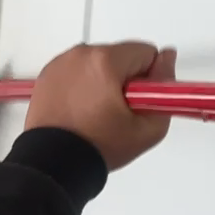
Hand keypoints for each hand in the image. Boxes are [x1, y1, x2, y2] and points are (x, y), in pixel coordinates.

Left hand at [24, 42, 178, 169]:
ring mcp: (59, 63)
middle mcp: (79, 54)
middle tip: (118, 111)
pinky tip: (81, 110)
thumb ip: (165, 86)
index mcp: (103, 60)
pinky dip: (82, 85)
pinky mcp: (47, 74)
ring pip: (98, 64)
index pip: (146, 52)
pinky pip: (76, 71)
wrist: (54, 162)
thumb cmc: (96, 146)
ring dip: (103, 82)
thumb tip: (167, 58)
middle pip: (120, 56)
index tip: (139, 100)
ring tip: (97, 113)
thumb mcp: (148, 126)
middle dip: (125, 79)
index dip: (149, 79)